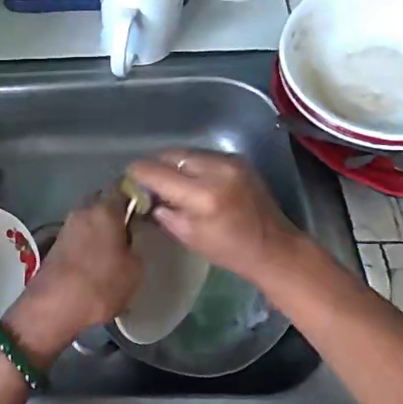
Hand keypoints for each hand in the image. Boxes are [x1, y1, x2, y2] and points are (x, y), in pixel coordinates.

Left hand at [7, 192, 141, 351]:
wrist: (52, 308)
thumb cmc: (100, 284)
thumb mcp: (134, 270)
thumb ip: (135, 248)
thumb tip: (129, 243)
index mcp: (105, 209)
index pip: (123, 186)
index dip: (137, 193)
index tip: (149, 205)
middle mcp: (83, 210)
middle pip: (103, 200)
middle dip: (117, 210)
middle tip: (133, 227)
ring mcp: (66, 227)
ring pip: (91, 218)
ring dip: (102, 227)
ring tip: (118, 247)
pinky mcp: (56, 245)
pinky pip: (80, 234)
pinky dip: (91, 241)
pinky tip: (100, 260)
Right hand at [125, 150, 307, 278]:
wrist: (273, 246)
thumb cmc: (229, 250)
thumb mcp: (188, 236)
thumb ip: (163, 211)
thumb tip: (146, 196)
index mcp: (202, 195)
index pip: (156, 172)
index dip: (138, 174)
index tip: (129, 180)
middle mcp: (216, 170)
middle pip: (171, 156)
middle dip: (156, 167)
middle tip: (148, 182)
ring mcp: (230, 161)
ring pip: (188, 153)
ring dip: (175, 164)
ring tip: (169, 182)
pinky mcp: (239, 159)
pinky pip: (205, 156)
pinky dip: (193, 165)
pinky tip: (192, 180)